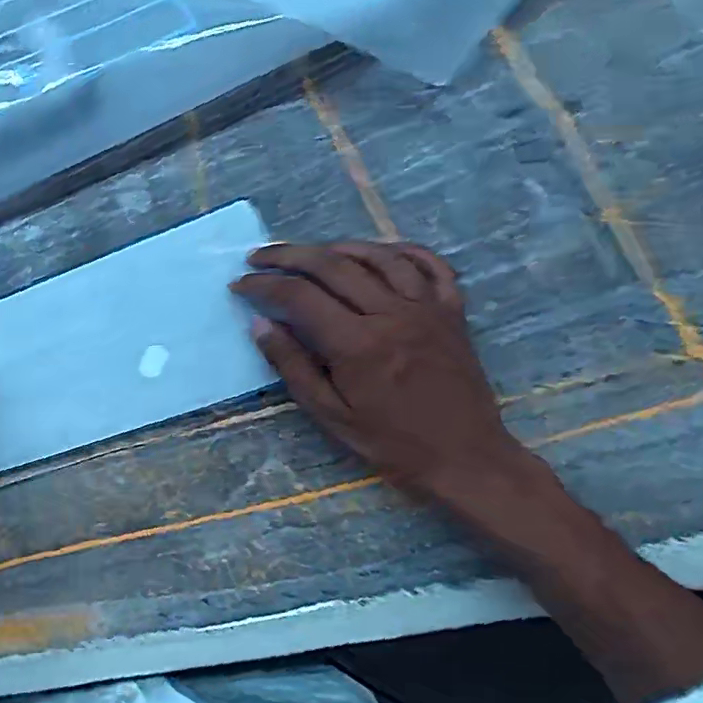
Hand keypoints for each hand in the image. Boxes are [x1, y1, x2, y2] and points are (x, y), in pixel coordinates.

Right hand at [231, 241, 538, 509]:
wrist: (463, 455)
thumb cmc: (386, 438)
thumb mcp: (325, 410)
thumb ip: (291, 363)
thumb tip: (260, 324)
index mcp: (357, 343)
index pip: (299, 296)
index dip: (263, 285)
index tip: (239, 285)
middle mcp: (393, 315)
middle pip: (333, 266)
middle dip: (289, 256)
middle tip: (258, 258)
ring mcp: (429, 310)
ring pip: (379, 257)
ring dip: (337, 247)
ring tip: (309, 253)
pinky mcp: (453, 313)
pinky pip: (432, 266)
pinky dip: (401, 251)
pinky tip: (376, 252)